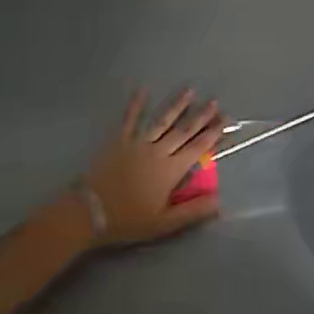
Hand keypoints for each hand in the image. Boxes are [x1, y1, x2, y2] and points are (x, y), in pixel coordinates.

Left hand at [82, 90, 224, 246]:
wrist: (89, 212)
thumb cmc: (128, 220)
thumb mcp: (164, 223)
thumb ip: (193, 211)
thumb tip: (220, 201)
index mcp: (171, 170)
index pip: (198, 148)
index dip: (213, 134)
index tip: (225, 121)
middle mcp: (158, 152)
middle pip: (183, 131)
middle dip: (201, 116)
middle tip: (214, 102)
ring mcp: (137, 144)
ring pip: (162, 121)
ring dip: (177, 106)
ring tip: (189, 91)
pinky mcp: (119, 142)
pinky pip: (129, 120)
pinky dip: (136, 105)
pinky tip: (142, 90)